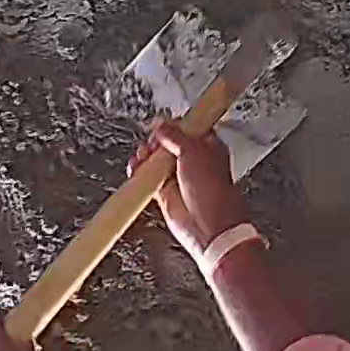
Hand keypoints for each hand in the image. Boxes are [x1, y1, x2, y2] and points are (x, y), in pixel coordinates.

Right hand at [131, 121, 249, 263]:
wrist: (208, 225)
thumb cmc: (212, 190)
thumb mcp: (193, 150)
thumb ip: (175, 136)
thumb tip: (162, 126)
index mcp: (207, 146)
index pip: (187, 128)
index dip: (173, 125)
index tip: (161, 125)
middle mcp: (194, 160)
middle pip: (169, 142)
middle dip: (157, 140)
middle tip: (153, 143)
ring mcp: (179, 176)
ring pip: (157, 159)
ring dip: (146, 155)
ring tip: (143, 155)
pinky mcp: (166, 192)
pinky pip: (149, 177)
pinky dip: (140, 172)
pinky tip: (136, 167)